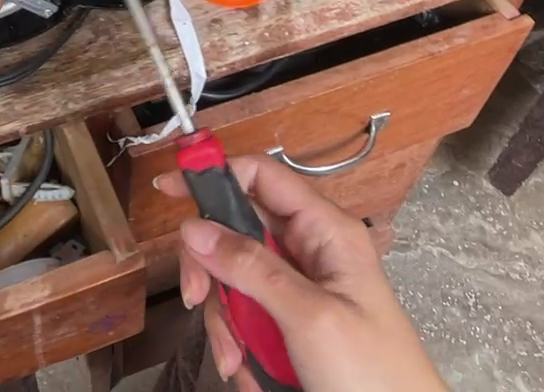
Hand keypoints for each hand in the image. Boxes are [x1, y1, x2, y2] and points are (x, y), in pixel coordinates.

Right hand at [156, 156, 444, 391]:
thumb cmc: (373, 376)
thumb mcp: (310, 317)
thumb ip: (250, 267)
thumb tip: (193, 227)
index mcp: (325, 230)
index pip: (261, 176)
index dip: (215, 173)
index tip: (170, 189)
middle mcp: (307, 248)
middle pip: (235, 228)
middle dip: (210, 266)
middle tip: (195, 294)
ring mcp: (296, 285)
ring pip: (232, 274)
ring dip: (223, 315)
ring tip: (234, 359)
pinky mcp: (286, 320)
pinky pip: (242, 312)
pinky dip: (235, 340)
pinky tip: (246, 371)